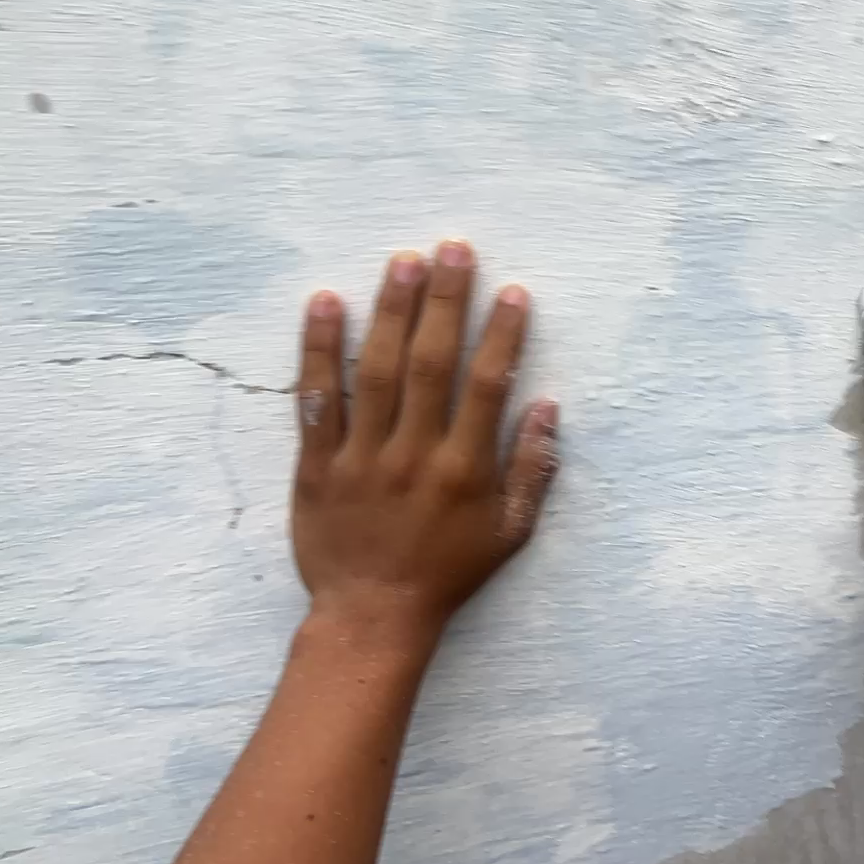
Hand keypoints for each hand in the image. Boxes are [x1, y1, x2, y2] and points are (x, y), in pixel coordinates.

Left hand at [291, 240, 559, 650]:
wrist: (374, 615)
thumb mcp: (511, 531)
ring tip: (402, 260)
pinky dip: (318, 351)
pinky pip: (315, 400)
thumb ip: (533, 469)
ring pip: (375, 370)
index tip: (513, 291)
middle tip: (453, 249)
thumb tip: (548, 407)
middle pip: (430, 362)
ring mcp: (361, 456)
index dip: (503, 334)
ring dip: (390, 310)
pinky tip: (325, 303)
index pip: (488, 385)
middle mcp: (414, 453)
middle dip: (445, 301)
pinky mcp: (315, 464)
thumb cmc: (451, 572)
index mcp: (465, 469)